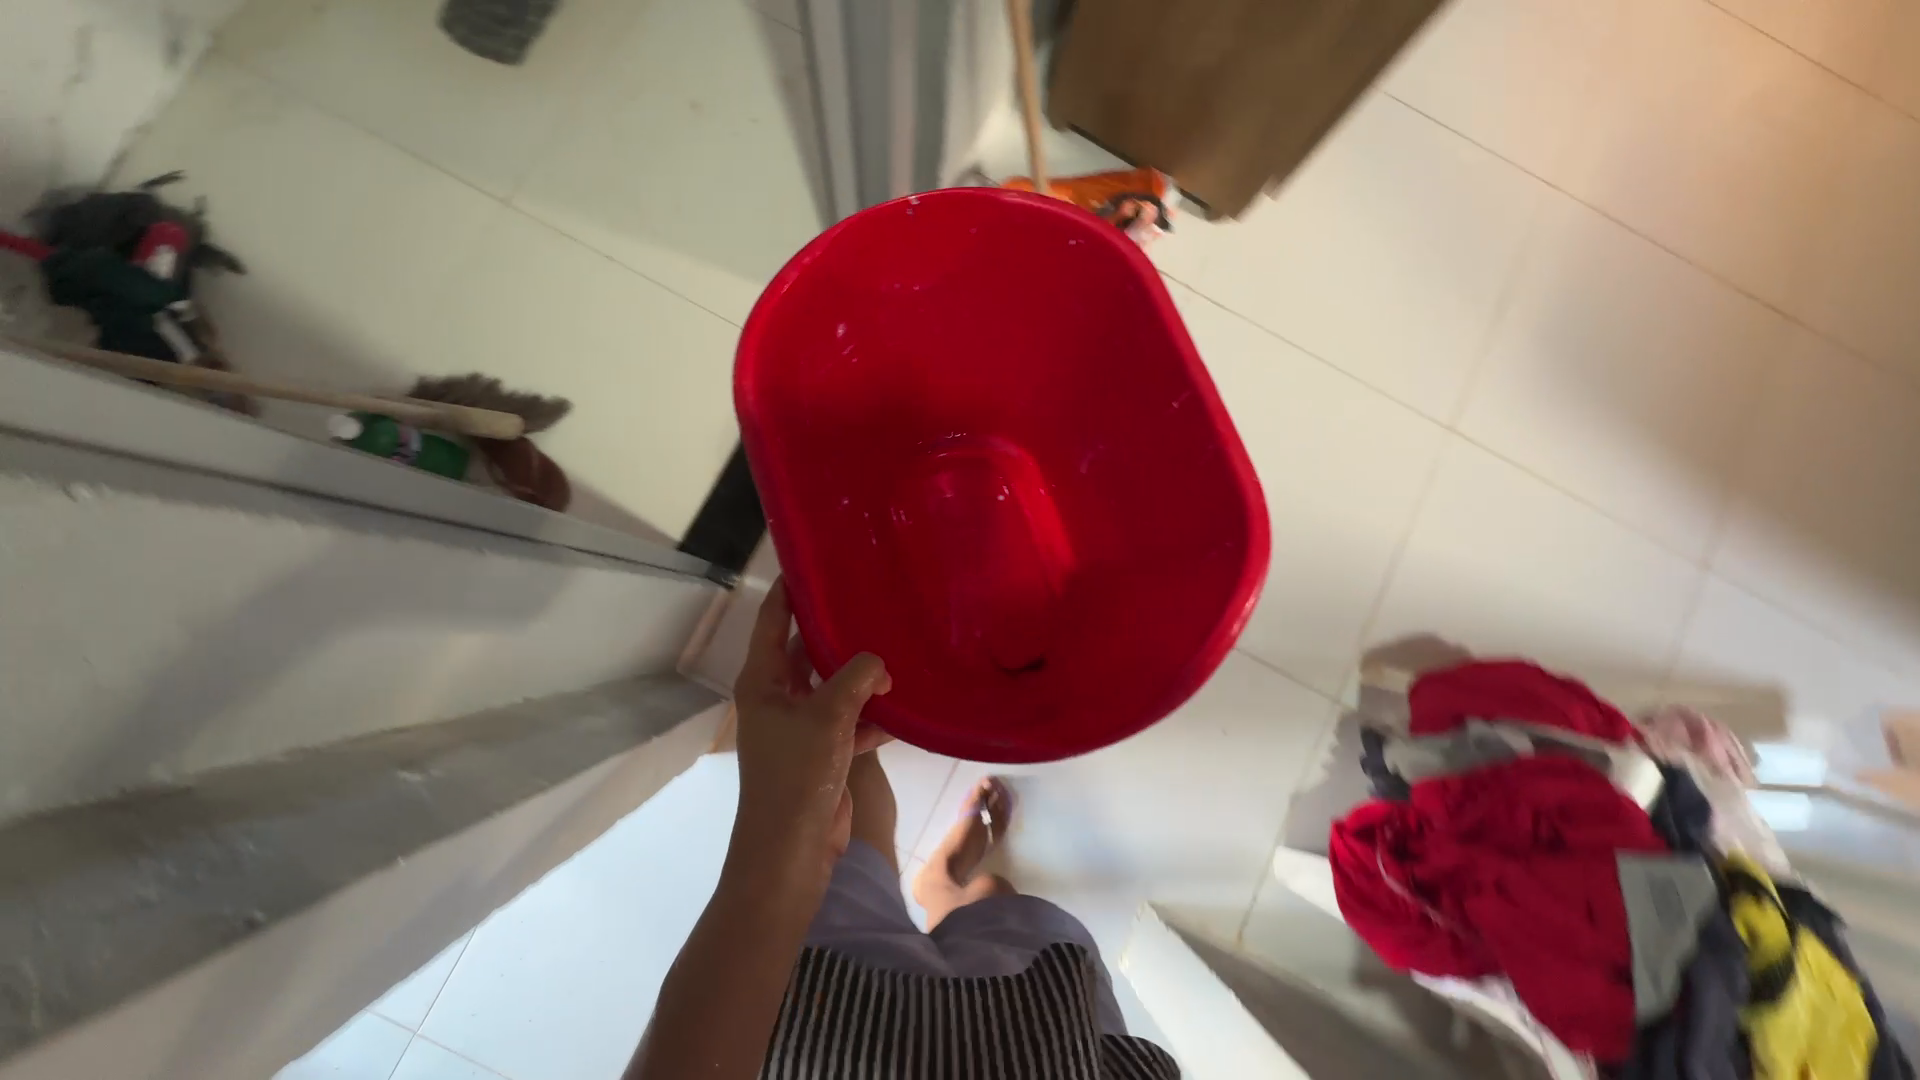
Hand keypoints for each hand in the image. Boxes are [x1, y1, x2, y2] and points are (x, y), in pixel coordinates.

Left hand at [729, 578, 891, 890]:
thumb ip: (858, 677)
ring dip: (860, 677)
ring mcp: (799, 727)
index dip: (788, 591)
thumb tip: (880, 664)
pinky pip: (848, 723)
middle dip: (835, 633)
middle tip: (871, 603)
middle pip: (806, 652)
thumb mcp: (829, 714)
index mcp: (762, 680)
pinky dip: (870, 717)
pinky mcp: (820, 754)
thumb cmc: (798, 772)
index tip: (812, 563)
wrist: (792, 848)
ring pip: (832, 688)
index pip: (771, 620)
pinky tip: (901, 710)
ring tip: (896, 650)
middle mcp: (777, 697)